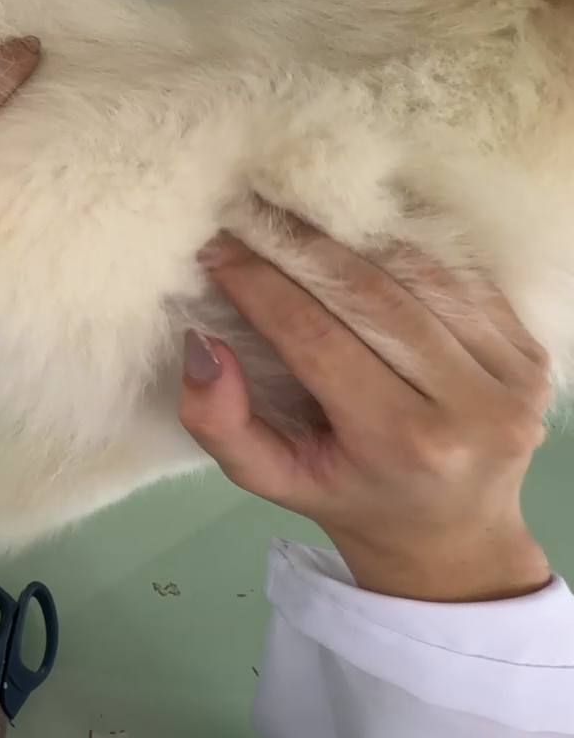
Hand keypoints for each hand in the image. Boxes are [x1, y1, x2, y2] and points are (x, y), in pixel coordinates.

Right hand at [181, 224, 552, 601]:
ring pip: (419, 276)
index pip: (315, 339)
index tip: (210, 249)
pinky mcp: (533, 351)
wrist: (447, 525)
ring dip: (343, 235)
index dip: (256, 286)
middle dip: (293, 245)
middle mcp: (474, 406)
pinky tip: (344, 228)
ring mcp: (515, 375)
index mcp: (401, 440)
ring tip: (283, 212)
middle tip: (239, 212)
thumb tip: (203, 343)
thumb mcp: (257, 474)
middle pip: (370, 297)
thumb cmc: (335, 493)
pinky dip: (396, 245)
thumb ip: (216, 418)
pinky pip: (458, 279)